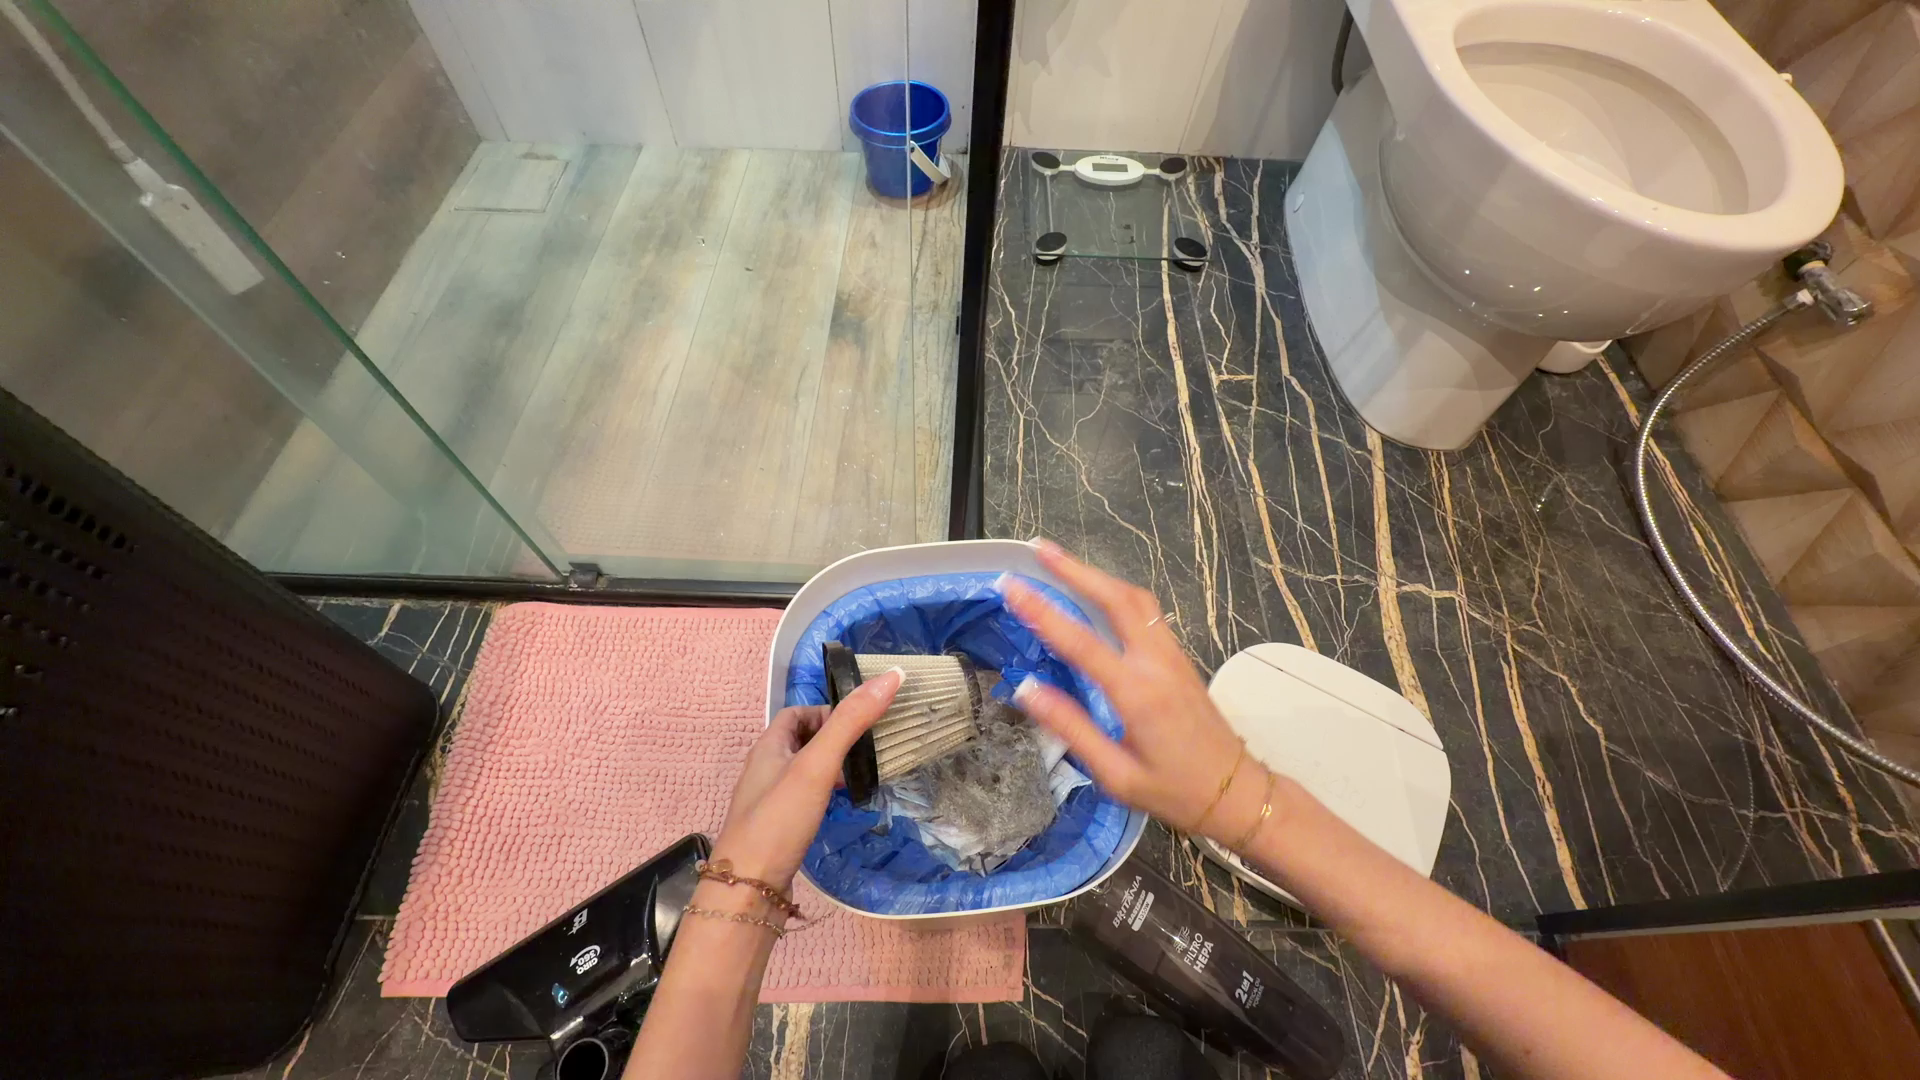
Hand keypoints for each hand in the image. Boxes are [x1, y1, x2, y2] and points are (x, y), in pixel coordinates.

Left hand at [709, 670, 902, 891]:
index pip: (798, 713)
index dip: (828, 711)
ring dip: (831, 768)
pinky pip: (804, 799)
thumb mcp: (818, 764)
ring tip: (861, 777)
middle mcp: (764, 770)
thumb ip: (851, 721)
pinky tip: (840, 808)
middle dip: (834, 739)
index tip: (860, 723)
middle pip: (802, 741)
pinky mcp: (776, 830)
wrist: (747, 890)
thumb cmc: (779, 819)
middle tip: (867, 750)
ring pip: (804, 772)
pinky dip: (825, 795)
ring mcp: (768, 802)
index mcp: (768, 747)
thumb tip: (892, 676)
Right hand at [1001, 540, 1272, 848]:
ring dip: (1097, 575)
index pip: (1081, 642)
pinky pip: (1146, 611)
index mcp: (1137, 694)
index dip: (1043, 612)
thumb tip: (1027, 690)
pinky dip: (1115, 591)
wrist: (1236, 792)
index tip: (1012, 585)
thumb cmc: (1173, 790)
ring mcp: (1172, 655)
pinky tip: (1096, 590)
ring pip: (1135, 599)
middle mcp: (1156, 663)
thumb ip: (1071, 728)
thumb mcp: (1115, 775)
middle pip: (1116, 599)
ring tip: (1060, 561)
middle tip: (1038, 549)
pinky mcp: (1179, 657)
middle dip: (1075, 569)